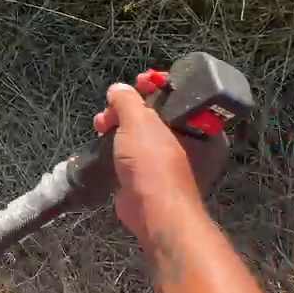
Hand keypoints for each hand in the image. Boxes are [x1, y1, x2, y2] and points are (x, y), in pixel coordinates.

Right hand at [93, 76, 204, 242]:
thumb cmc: (151, 163)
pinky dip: (116, 141)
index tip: (138, 81)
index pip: (177, 96)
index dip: (156, 85)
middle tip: (110, 108)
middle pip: (152, 111)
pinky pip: (130, 147)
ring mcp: (164, 156)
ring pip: (138, 129)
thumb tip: (118, 89)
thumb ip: (127, 100)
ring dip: (117, 122)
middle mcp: (184, 139)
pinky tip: (102, 139)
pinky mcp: (147, 171)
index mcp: (194, 126)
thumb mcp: (138, 122)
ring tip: (100, 125)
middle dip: (126, 105)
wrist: (152, 210)